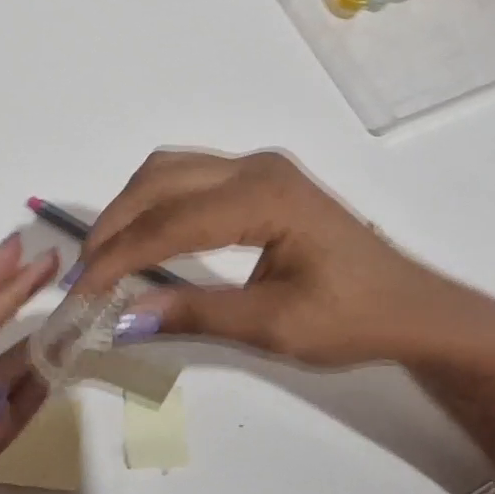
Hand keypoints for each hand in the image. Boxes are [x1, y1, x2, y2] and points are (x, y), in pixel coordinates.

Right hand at [73, 150, 450, 367]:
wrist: (411, 306)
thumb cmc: (353, 319)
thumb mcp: (273, 326)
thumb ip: (196, 313)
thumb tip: (123, 317)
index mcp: (264, 196)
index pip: (171, 221)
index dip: (120, 256)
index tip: (83, 291)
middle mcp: (256, 166)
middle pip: (162, 179)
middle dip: (115, 224)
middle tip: (83, 274)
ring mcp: (259, 167)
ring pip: (171, 169)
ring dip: (131, 207)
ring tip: (104, 255)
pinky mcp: (260, 178)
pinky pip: (190, 175)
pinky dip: (155, 201)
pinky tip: (143, 232)